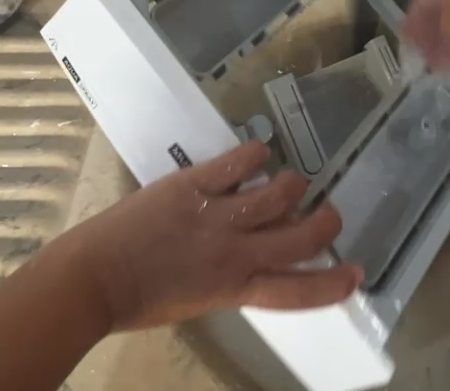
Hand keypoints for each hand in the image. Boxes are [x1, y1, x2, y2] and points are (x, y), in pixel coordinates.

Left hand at [49, 141, 361, 330]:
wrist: (94, 278)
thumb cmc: (140, 298)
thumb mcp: (197, 299)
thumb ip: (230, 278)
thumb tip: (255, 255)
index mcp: (234, 288)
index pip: (296, 290)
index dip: (331, 283)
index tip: (356, 273)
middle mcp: (234, 252)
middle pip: (299, 237)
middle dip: (325, 223)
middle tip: (331, 212)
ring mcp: (217, 215)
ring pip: (278, 193)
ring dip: (293, 185)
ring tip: (294, 182)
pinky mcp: (195, 185)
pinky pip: (238, 163)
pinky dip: (256, 153)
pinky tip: (262, 150)